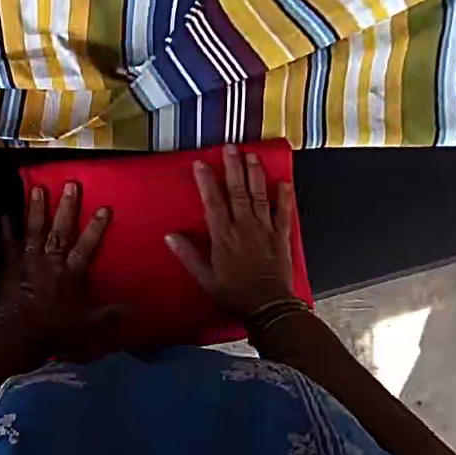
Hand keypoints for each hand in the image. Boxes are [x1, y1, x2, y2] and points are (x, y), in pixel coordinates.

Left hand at [0, 182, 114, 356]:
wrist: (16, 338)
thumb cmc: (54, 331)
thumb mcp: (87, 325)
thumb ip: (110, 314)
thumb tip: (136, 309)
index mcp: (70, 273)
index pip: (87, 245)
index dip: (96, 226)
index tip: (104, 207)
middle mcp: (50, 262)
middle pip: (60, 230)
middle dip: (66, 207)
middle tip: (70, 185)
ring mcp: (27, 263)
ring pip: (34, 231)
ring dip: (36, 209)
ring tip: (37, 188)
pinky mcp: (9, 269)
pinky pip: (7, 245)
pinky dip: (5, 229)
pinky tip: (3, 214)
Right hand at [166, 144, 296, 316]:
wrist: (267, 306)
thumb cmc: (235, 294)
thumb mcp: (206, 278)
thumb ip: (189, 255)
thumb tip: (171, 236)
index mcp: (224, 237)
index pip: (213, 202)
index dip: (207, 182)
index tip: (201, 164)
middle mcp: (244, 228)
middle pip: (237, 191)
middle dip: (233, 167)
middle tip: (230, 148)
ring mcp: (264, 230)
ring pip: (259, 196)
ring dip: (255, 175)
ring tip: (252, 156)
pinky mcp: (281, 237)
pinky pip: (284, 213)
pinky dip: (285, 197)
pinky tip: (285, 182)